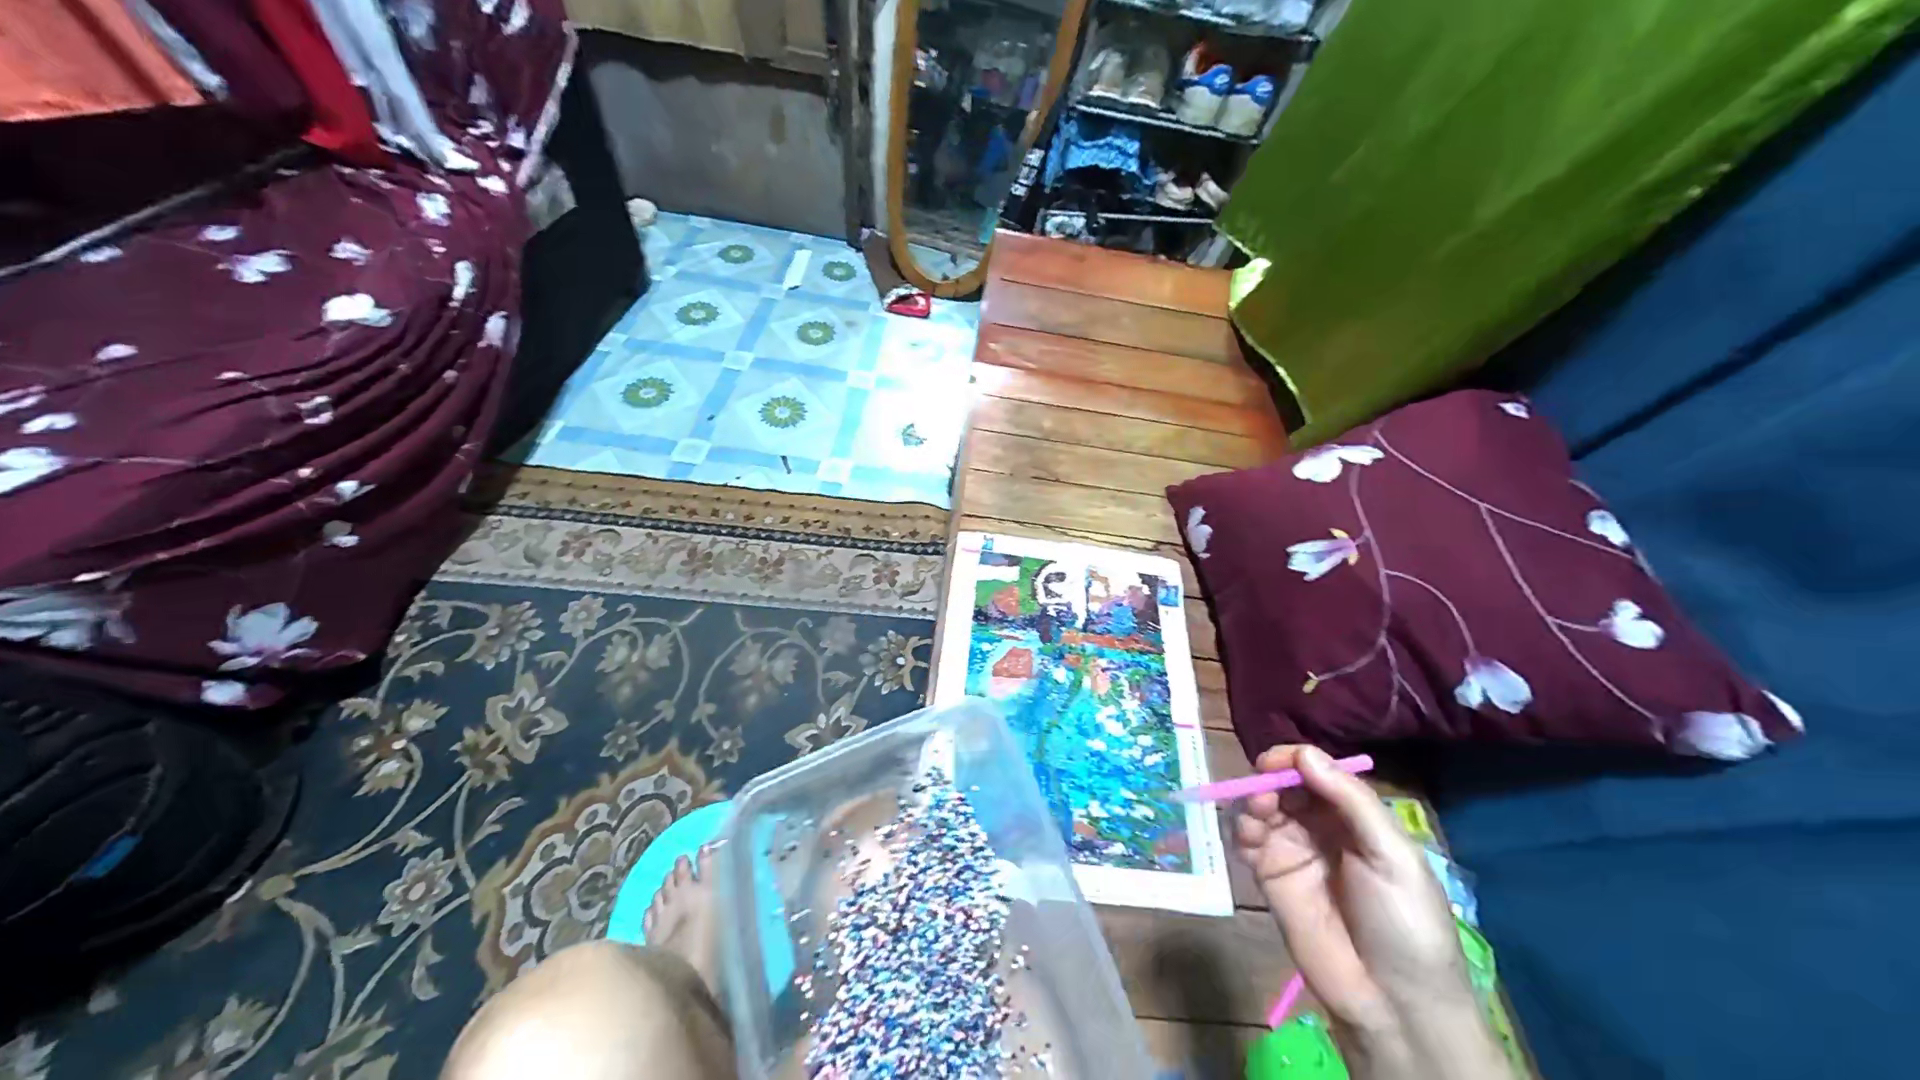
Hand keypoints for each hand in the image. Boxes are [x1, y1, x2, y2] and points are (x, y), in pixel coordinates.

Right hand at [1234, 746, 1506, 1078]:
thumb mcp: (1393, 856)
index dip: (1296, 760)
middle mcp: (1321, 827)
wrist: (1392, 1002)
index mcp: (1356, 818)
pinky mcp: (1268, 876)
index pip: (1318, 772)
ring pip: (1261, 807)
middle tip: (1265, 790)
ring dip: (1253, 800)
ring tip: (1258, 813)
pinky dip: (1240, 828)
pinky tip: (1248, 835)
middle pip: (1284, 784)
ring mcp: (1292, 851)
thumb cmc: (1406, 923)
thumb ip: (1350, 801)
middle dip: (1270, 778)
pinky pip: (1246, 840)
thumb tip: (1304, 753)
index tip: (1278, 761)